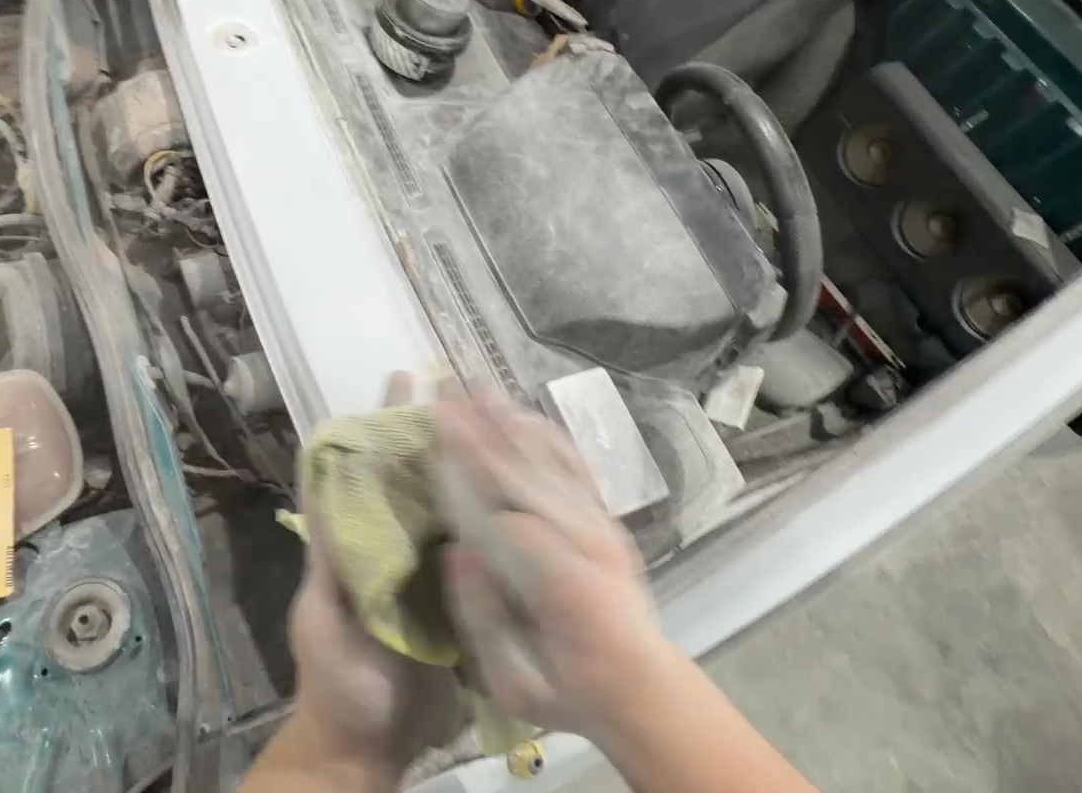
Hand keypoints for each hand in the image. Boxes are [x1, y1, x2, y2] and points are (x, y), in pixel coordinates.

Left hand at [282, 372, 465, 778]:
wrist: (371, 744)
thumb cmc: (339, 683)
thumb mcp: (322, 623)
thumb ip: (326, 563)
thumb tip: (322, 488)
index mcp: (355, 540)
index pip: (364, 467)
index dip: (381, 421)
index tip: (405, 377)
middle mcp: (392, 541)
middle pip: (410, 472)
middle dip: (431, 426)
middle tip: (461, 383)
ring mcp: (425, 565)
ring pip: (444, 498)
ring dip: (462, 458)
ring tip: (493, 417)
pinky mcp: (457, 592)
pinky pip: (471, 541)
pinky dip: (488, 509)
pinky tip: (514, 485)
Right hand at [437, 391, 678, 742]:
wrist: (644, 688)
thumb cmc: (571, 693)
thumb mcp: (516, 686)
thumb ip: (484, 622)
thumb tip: (459, 553)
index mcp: (561, 583)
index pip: (500, 512)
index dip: (465, 470)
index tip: (436, 435)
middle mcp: (585, 540)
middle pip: (523, 474)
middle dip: (481, 432)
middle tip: (449, 393)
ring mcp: (601, 524)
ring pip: (549, 463)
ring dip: (511, 424)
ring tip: (483, 389)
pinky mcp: (607, 519)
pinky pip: (576, 469)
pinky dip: (550, 438)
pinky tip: (528, 416)